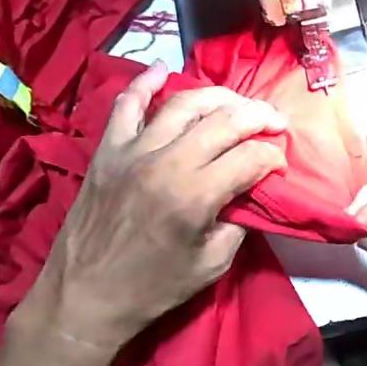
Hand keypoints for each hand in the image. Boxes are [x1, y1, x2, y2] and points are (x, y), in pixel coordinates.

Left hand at [15, 62, 287, 358]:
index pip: (250, 157)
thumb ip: (238, 223)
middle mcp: (166, 162)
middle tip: (276, 121)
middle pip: (224, 120)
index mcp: (195, 196)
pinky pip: (127, 105)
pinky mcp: (108, 150)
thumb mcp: (212, 265)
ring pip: (183, 104)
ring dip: (218, 97)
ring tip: (237, 103)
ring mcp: (133, 150)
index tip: (280, 164)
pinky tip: (162, 69)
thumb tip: (251, 191)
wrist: (86, 296)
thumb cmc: (153, 288)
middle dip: (259, 116)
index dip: (274, 156)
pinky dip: (145, 83)